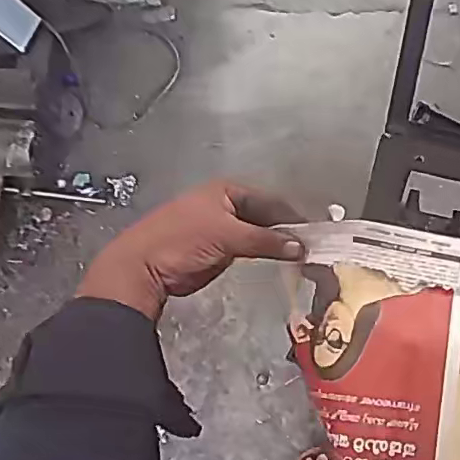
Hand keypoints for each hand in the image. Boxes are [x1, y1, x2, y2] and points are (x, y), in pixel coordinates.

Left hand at [77, 180, 305, 319]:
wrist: (144, 268)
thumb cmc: (182, 241)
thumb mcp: (227, 235)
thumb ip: (265, 240)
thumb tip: (300, 246)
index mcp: (226, 191)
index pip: (270, 200)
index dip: (292, 215)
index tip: (315, 232)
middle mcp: (226, 205)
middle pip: (266, 216)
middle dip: (287, 231)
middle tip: (313, 246)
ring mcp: (222, 228)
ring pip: (259, 234)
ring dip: (277, 244)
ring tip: (302, 256)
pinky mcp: (219, 250)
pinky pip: (249, 248)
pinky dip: (265, 254)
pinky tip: (281, 261)